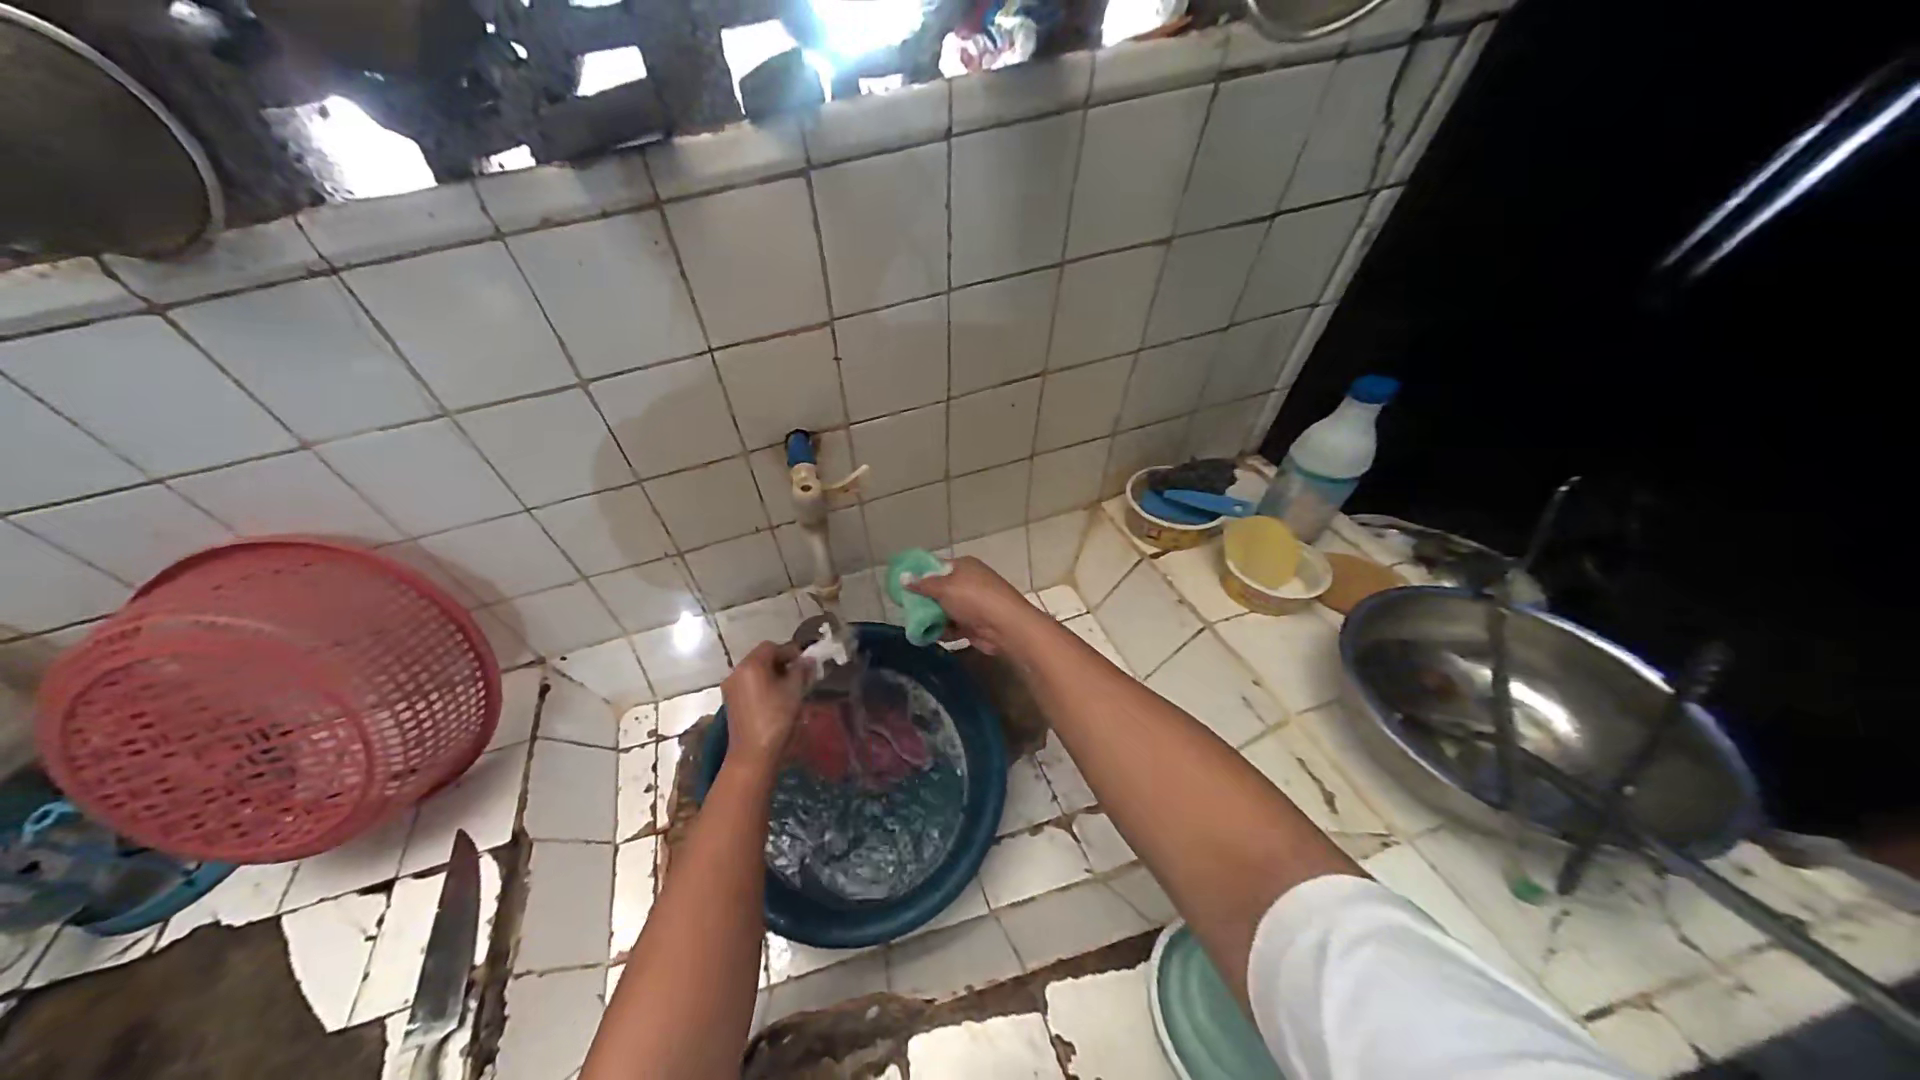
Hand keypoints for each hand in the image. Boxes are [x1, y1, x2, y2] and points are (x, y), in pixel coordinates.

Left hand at [721, 642, 806, 769]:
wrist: (753, 753)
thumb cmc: (776, 718)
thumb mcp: (794, 691)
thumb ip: (801, 670)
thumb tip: (808, 659)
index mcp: (750, 665)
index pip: (771, 647)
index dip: (790, 651)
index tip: (805, 663)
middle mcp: (736, 672)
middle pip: (760, 658)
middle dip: (781, 662)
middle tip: (799, 675)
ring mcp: (731, 688)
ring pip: (754, 672)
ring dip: (772, 674)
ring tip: (790, 687)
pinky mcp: (731, 702)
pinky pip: (749, 684)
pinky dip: (762, 685)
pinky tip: (776, 699)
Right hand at [906, 556, 1041, 654]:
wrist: (1006, 627)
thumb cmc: (974, 599)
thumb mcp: (944, 588)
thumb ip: (922, 584)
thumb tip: (902, 577)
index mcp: (964, 566)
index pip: (937, 566)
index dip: (920, 575)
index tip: (902, 586)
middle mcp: (969, 582)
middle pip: (940, 590)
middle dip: (924, 600)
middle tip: (905, 608)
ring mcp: (973, 604)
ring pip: (945, 610)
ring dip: (933, 618)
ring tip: (914, 625)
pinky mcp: (974, 624)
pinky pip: (953, 626)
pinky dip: (943, 631)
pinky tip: (929, 636)